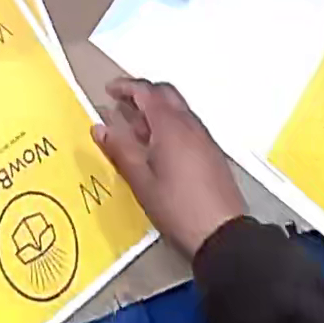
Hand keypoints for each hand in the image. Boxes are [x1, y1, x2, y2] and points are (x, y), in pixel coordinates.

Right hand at [92, 78, 246, 258]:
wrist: (225, 236)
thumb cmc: (177, 207)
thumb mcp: (141, 181)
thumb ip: (120, 150)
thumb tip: (99, 128)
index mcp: (169, 124)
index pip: (146, 91)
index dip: (125, 86)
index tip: (108, 90)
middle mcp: (188, 123)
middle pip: (164, 93)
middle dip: (142, 93)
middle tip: (122, 103)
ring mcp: (203, 137)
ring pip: (177, 108)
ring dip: (156, 109)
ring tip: (137, 130)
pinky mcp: (212, 152)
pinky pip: (187, 124)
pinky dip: (169, 123)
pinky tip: (160, 148)